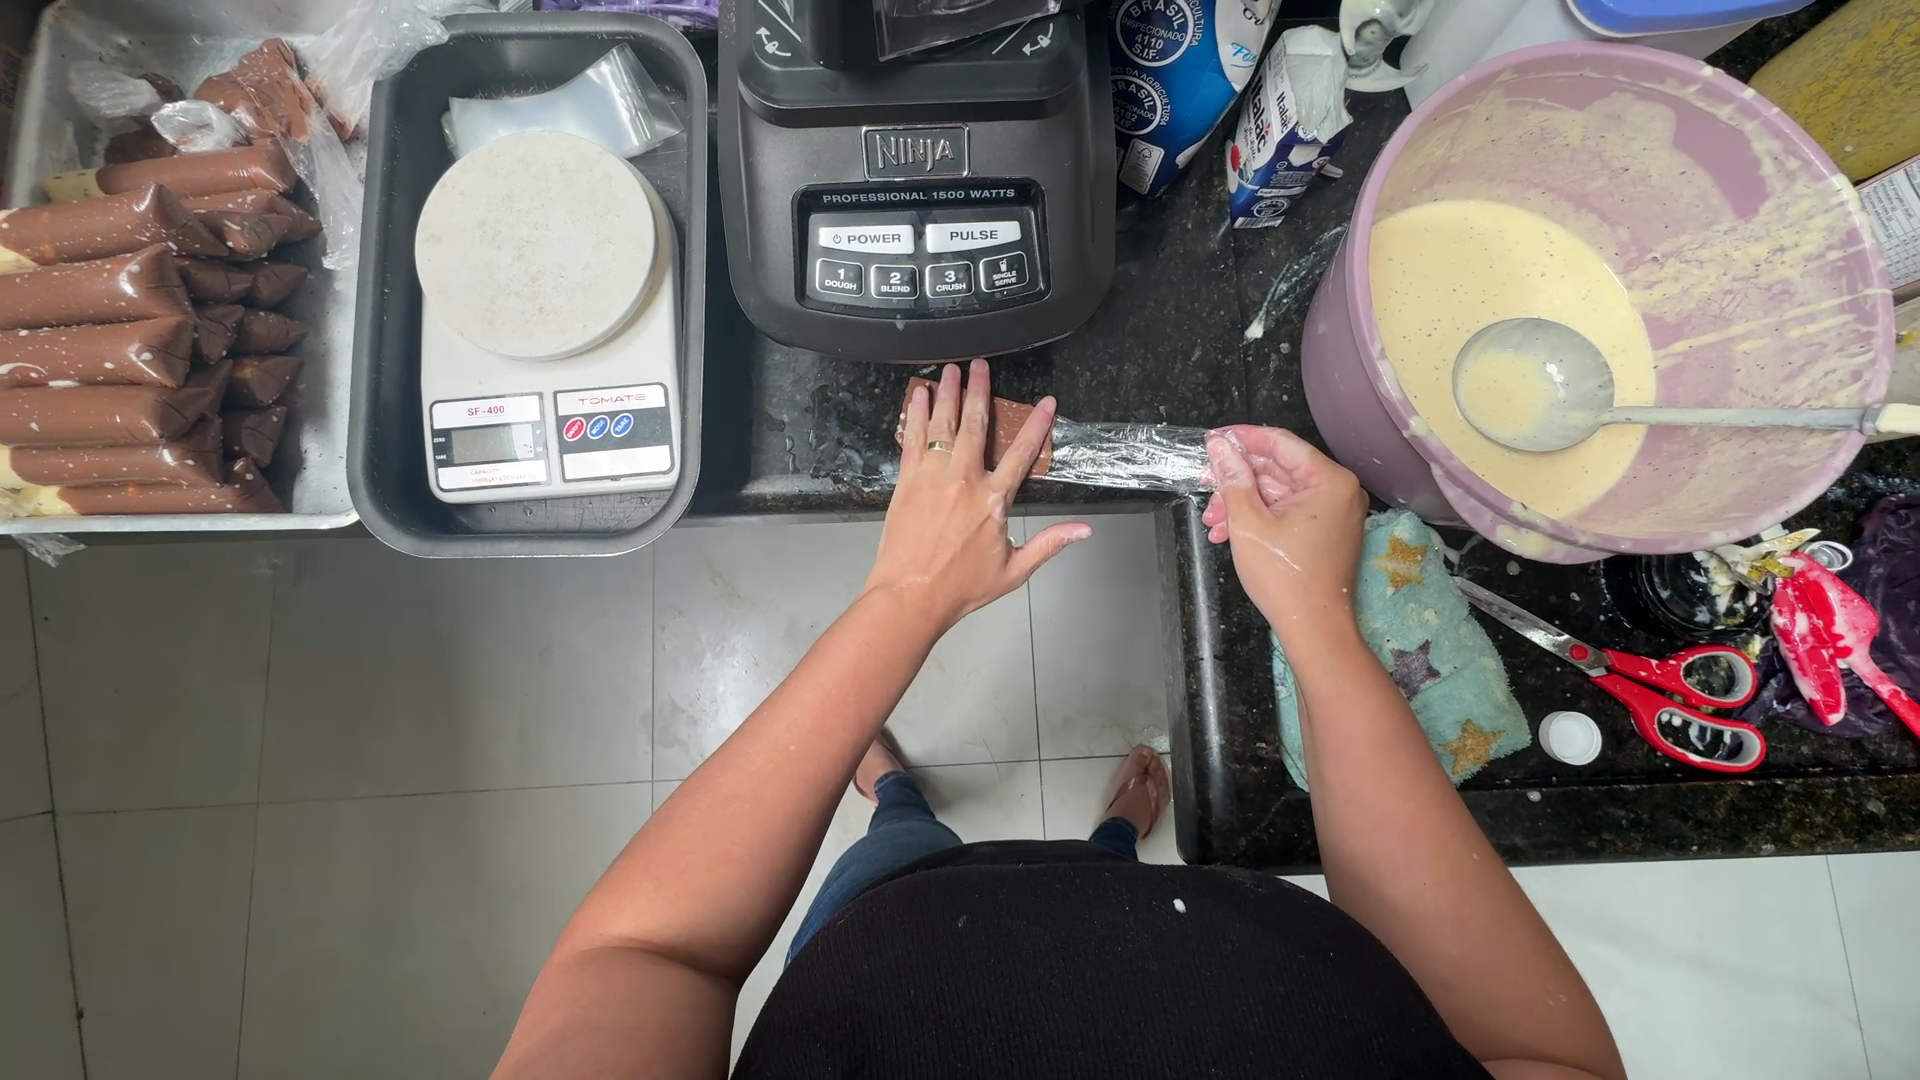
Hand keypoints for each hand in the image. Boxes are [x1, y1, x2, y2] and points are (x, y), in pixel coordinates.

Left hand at [866, 360, 1090, 629]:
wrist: (910, 595)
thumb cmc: (961, 588)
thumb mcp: (1014, 570)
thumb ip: (1049, 544)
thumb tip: (1085, 530)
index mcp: (994, 500)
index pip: (1023, 454)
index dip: (1036, 425)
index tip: (1047, 402)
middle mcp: (964, 479)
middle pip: (976, 424)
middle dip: (980, 391)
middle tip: (981, 364)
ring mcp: (932, 476)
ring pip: (942, 424)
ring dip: (947, 393)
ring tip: (950, 369)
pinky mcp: (907, 480)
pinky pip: (912, 439)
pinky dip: (915, 414)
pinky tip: (917, 395)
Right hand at [1202, 426, 1366, 636]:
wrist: (1312, 625)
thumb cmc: (1284, 576)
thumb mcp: (1248, 521)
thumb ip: (1233, 478)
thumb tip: (1219, 447)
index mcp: (1328, 480)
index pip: (1280, 443)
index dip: (1243, 439)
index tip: (1213, 440)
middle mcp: (1337, 491)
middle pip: (1276, 469)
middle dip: (1237, 481)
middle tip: (1205, 486)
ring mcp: (1333, 513)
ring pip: (1277, 493)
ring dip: (1241, 503)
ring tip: (1213, 522)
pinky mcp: (1324, 531)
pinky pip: (1286, 511)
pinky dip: (1258, 517)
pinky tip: (1229, 532)